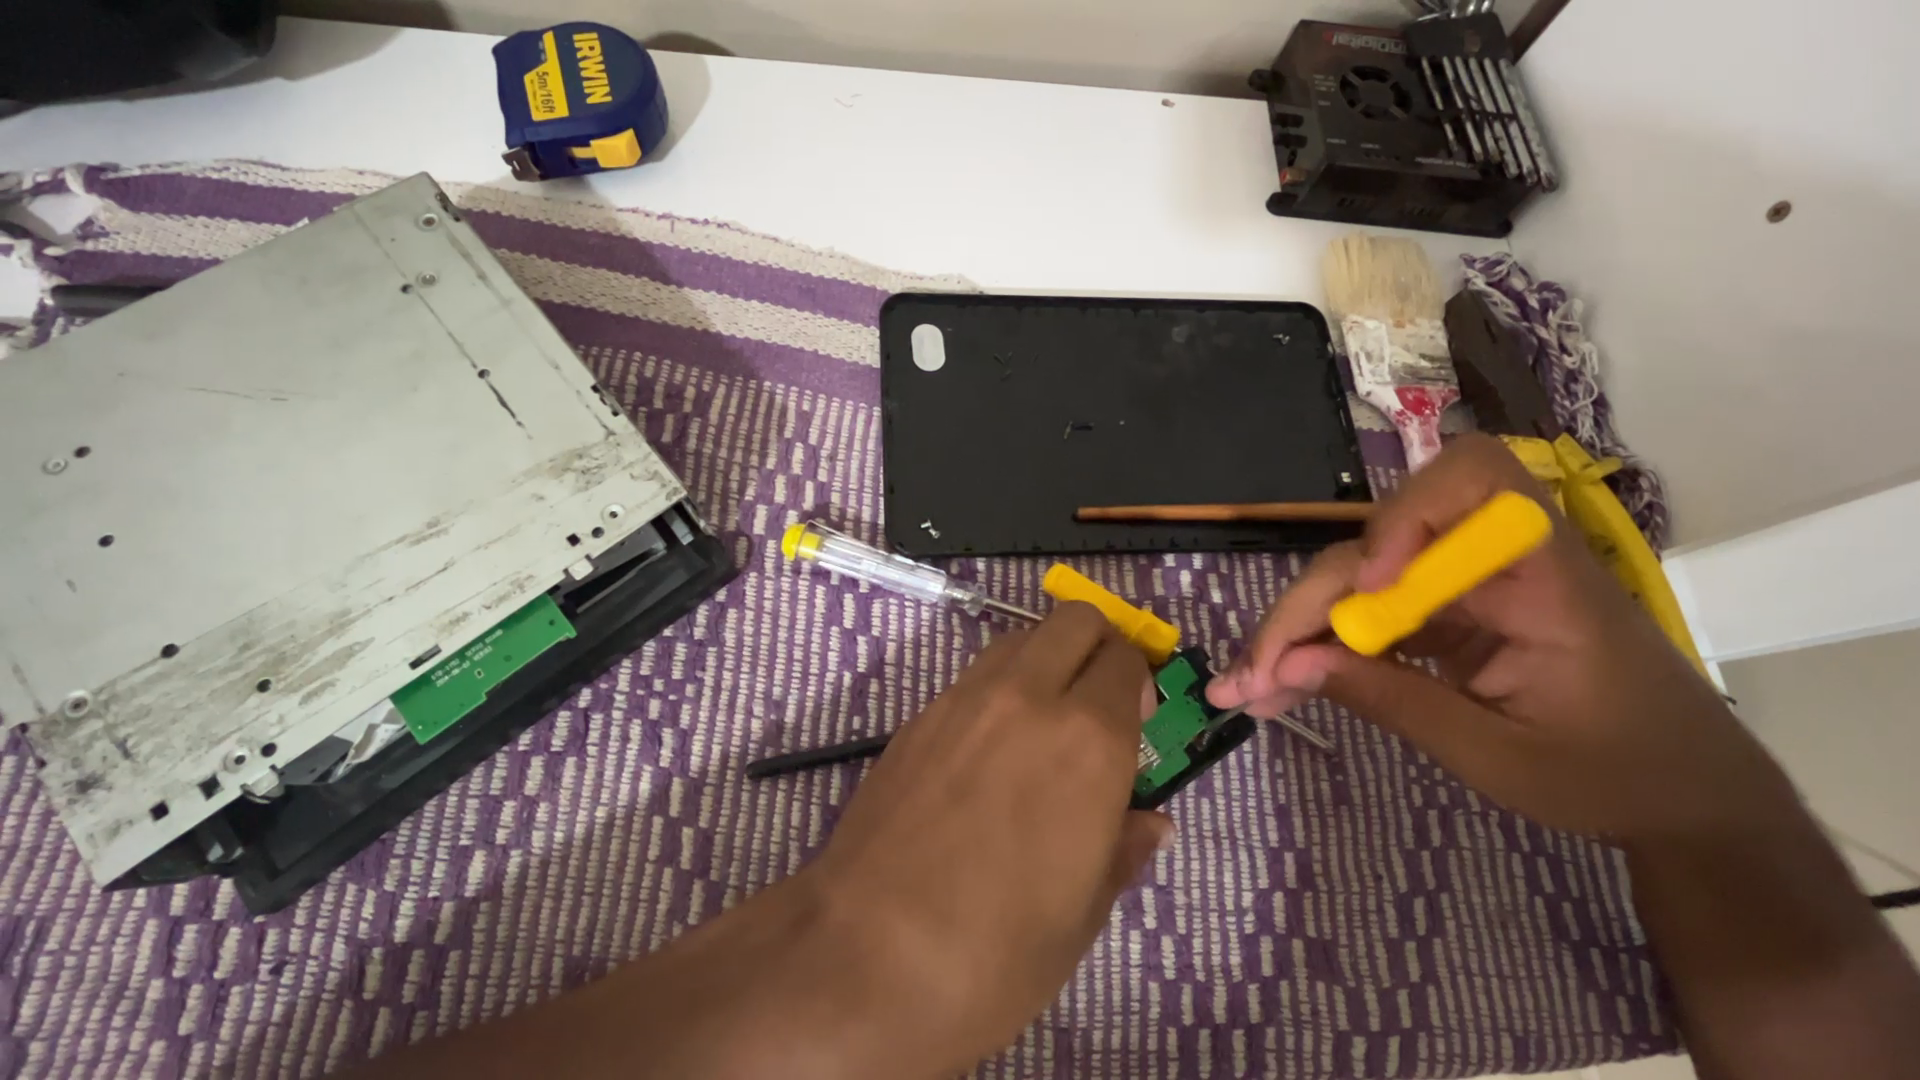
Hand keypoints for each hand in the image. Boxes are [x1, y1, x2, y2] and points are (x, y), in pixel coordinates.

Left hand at [800, 601, 1170, 1076]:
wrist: (865, 955)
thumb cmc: (996, 951)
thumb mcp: (1082, 915)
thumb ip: (1123, 851)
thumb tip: (1151, 822)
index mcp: (1088, 740)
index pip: (1127, 661)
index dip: (1140, 683)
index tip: (1139, 722)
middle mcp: (1027, 698)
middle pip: (1075, 621)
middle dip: (1099, 646)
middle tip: (1099, 704)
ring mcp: (962, 700)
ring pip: (1019, 640)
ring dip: (1045, 661)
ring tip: (1043, 727)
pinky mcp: (916, 718)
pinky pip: (972, 677)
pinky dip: (997, 690)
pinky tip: (987, 755)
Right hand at [1207, 434, 1796, 843]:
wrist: (1685, 803)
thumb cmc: (1616, 778)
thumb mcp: (1499, 756)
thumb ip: (1392, 701)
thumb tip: (1289, 667)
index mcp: (1540, 577)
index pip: (1473, 483)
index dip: (1406, 514)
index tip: (1368, 587)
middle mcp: (1492, 565)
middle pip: (1374, 548)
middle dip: (1306, 608)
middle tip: (1251, 678)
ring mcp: (1463, 590)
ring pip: (1356, 581)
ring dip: (1298, 631)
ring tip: (1251, 690)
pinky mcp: (1445, 617)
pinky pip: (1367, 616)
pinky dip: (1322, 649)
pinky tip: (1285, 686)